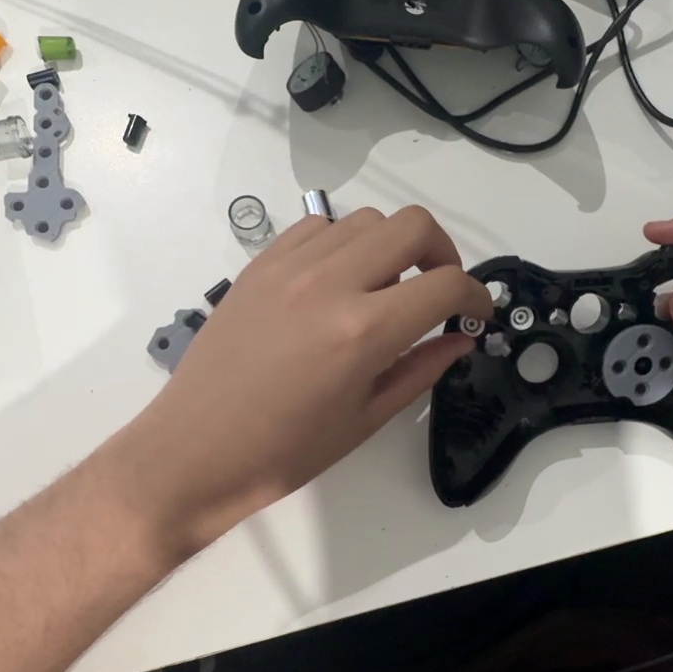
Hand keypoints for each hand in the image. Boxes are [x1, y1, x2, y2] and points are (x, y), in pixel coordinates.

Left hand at [102, 206, 490, 560]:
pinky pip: (317, 226)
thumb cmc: (284, 452)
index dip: (477, 295)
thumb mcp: (365, 418)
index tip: (477, 313)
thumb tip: (461, 337)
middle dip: (443, 254)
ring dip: (392, 245)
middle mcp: (330, 282)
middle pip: (413, 226)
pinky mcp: (259, 264)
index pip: (446, 284)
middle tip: (440, 291)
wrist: (195, 451)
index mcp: (363, 331)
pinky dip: (343, 242)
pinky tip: (338, 280)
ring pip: (366, 219)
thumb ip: (420, 368)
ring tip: (386, 288)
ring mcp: (289, 266)